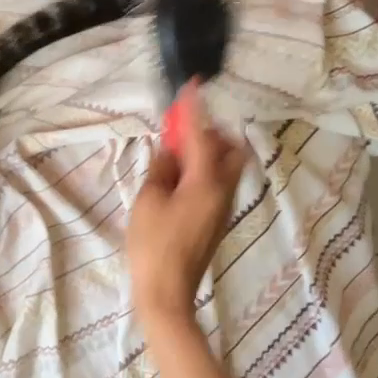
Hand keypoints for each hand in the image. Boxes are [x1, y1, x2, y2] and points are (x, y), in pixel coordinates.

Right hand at [128, 85, 248, 325]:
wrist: (166, 292)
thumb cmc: (152, 245)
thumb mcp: (147, 201)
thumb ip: (161, 169)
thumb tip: (170, 151)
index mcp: (206, 183)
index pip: (202, 136)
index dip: (195, 109)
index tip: (193, 85)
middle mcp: (223, 191)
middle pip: (230, 149)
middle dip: (212, 131)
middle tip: (183, 128)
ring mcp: (222, 207)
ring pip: (226, 167)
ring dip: (207, 151)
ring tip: (176, 153)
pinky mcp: (215, 220)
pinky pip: (216, 182)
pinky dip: (203, 169)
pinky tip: (177, 177)